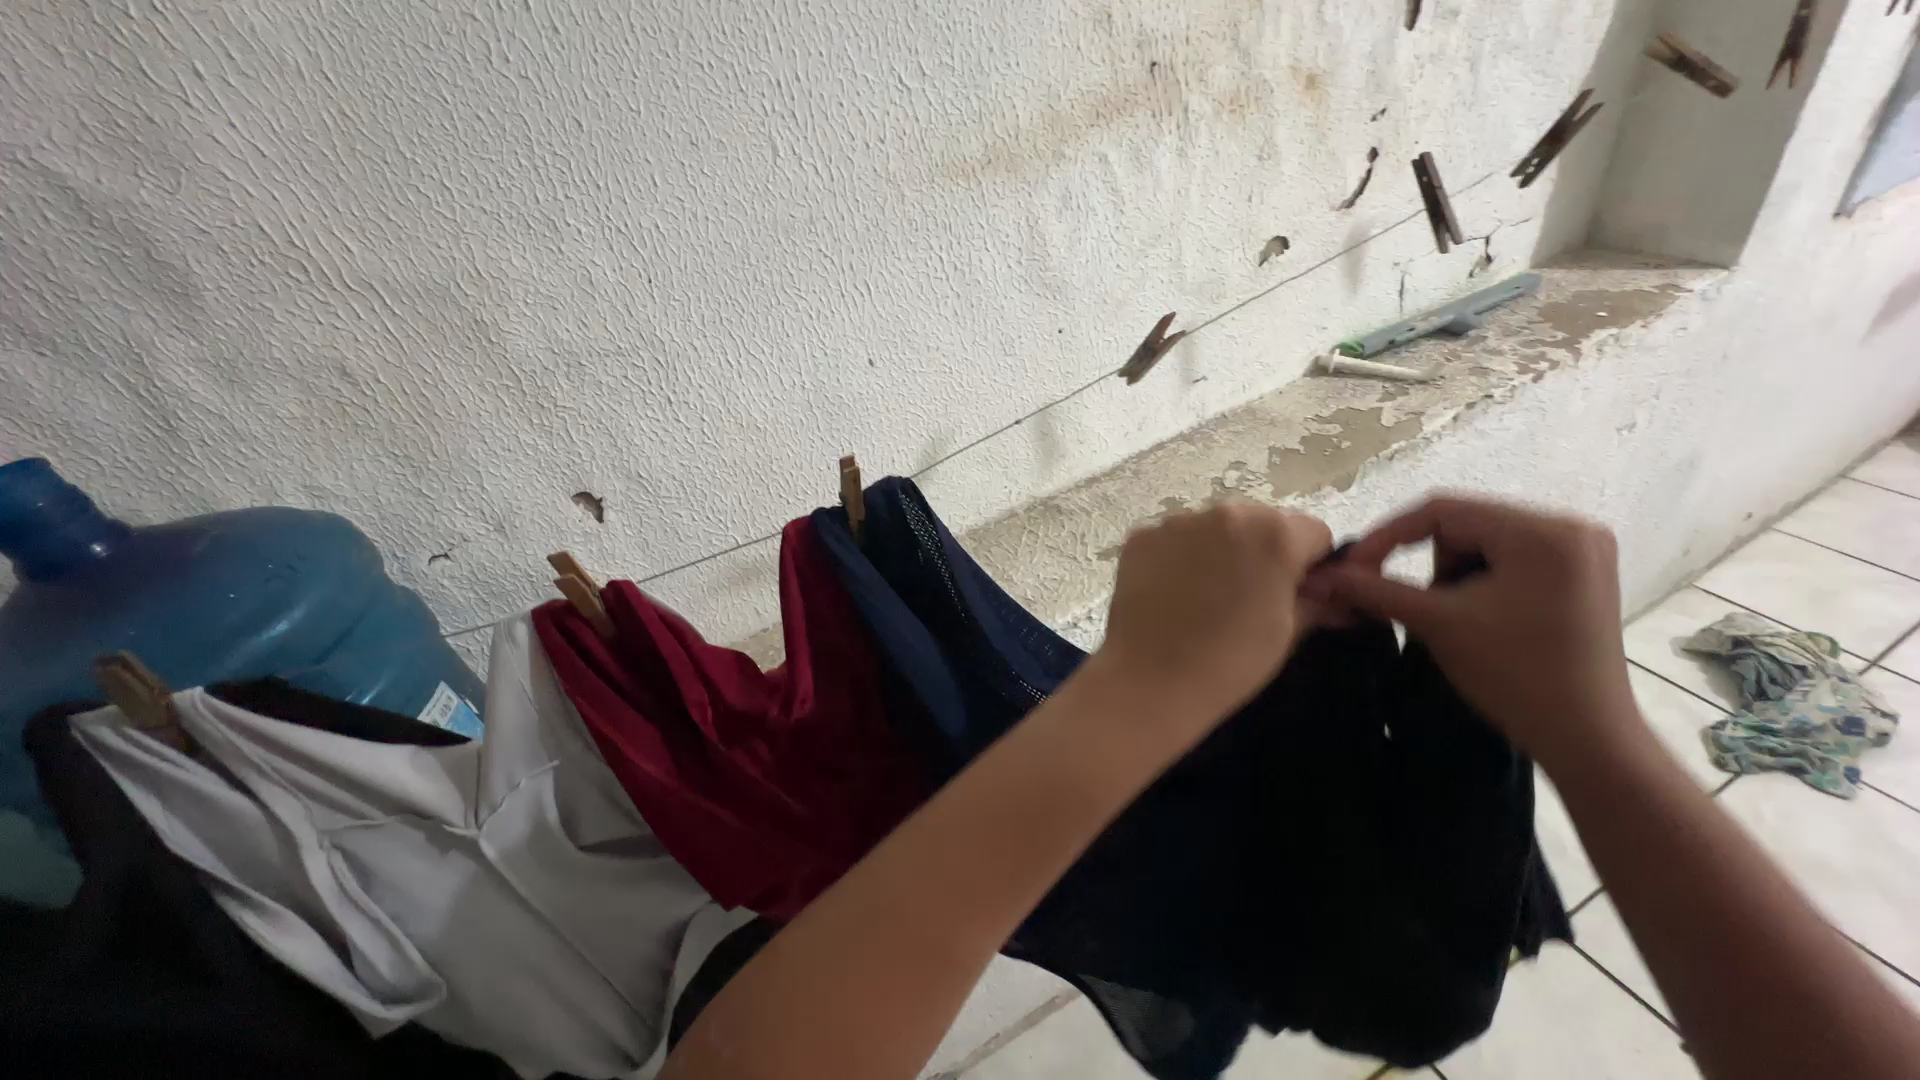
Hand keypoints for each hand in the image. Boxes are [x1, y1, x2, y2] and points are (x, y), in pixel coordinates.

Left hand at [1094, 501, 1332, 734]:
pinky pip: (1173, 538)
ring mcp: (1177, 521)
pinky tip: (1172, 592)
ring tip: (1206, 595)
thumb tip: (1330, 591)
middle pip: (1261, 521)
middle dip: (1262, 550)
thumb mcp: (1287, 631)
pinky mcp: (1141, 535)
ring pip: (1215, 526)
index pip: (1314, 532)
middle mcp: (1226, 512)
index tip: (1295, 592)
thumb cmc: (1231, 661)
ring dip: (1219, 548)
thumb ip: (1314, 598)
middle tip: (1247, 596)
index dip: (1310, 563)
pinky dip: (1178, 556)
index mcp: (1275, 533)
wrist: (1151, 680)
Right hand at [1303, 495, 1637, 767]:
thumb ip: (1375, 590)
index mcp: (1542, 530)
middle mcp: (1571, 526)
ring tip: (1459, 617)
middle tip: (1427, 608)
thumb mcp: (1436, 623)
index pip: (1443, 509)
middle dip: (1432, 563)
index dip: (1388, 536)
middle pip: (1466, 524)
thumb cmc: (1512, 674)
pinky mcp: (1583, 575)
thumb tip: (1321, 576)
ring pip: (1485, 542)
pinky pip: (1511, 559)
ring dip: (1456, 574)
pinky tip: (1485, 616)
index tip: (1354, 569)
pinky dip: (1483, 581)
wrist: (1585, 737)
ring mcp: (1583, 551)